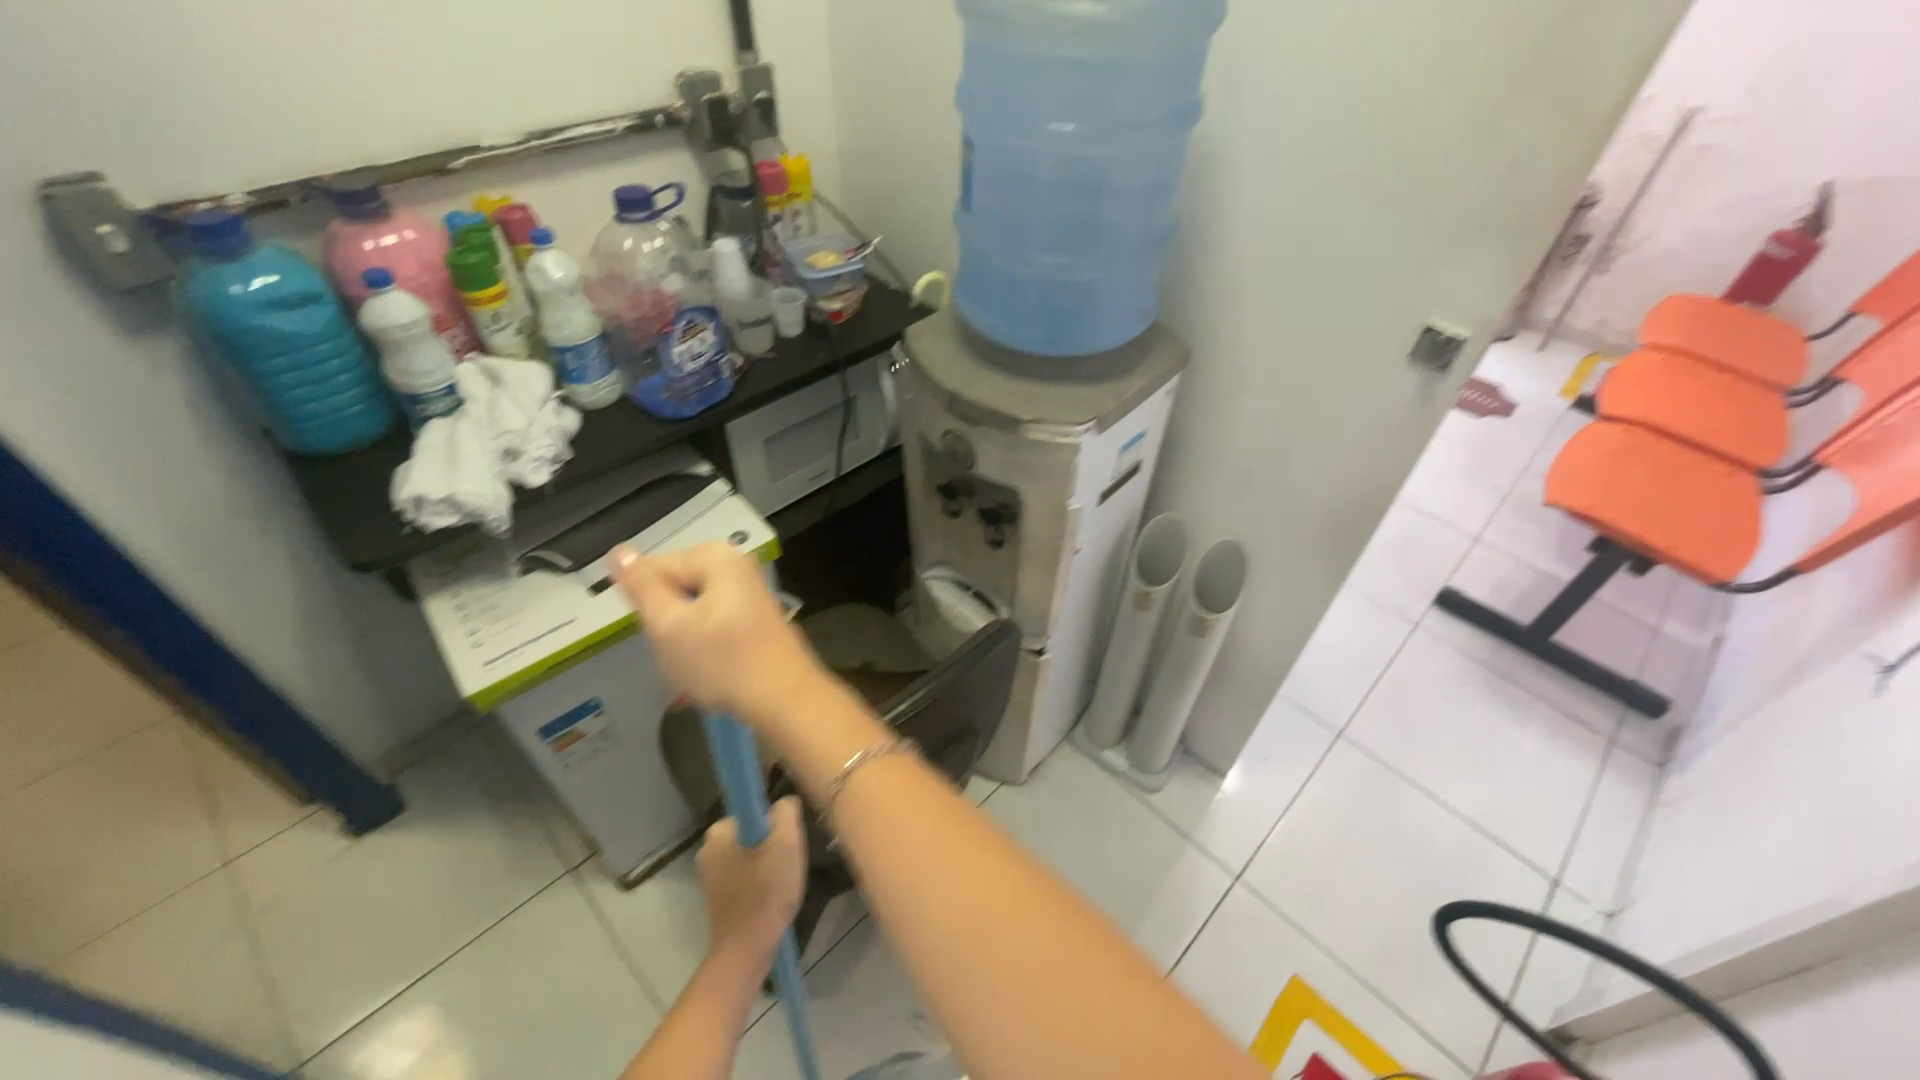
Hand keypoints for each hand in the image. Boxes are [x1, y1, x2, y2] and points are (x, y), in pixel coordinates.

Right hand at [613, 541, 827, 726]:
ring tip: (694, 675)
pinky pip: (714, 632)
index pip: (652, 572)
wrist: (785, 700)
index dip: (647, 609)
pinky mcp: (755, 620)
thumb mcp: (669, 625)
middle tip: (677, 660)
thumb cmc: (724, 662)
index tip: (658, 638)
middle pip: (673, 593)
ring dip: (684, 649)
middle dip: (667, 629)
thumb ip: (642, 586)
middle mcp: (735, 566)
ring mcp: (748, 594)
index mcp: (714, 557)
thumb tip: (619, 551)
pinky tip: (710, 680)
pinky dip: (706, 655)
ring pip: (691, 617)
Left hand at [697, 796, 807, 964]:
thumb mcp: (786, 843)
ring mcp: (710, 877)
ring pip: (750, 856)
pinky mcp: (718, 897)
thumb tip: (784, 802)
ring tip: (782, 884)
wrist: (747, 950)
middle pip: (752, 834)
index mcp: (717, 834)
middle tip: (788, 863)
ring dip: (769, 865)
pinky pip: (745, 876)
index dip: (774, 824)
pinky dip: (761, 883)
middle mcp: (708, 851)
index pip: (752, 811)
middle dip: (773, 845)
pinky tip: (772, 898)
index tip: (786, 843)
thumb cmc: (766, 893)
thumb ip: (785, 812)